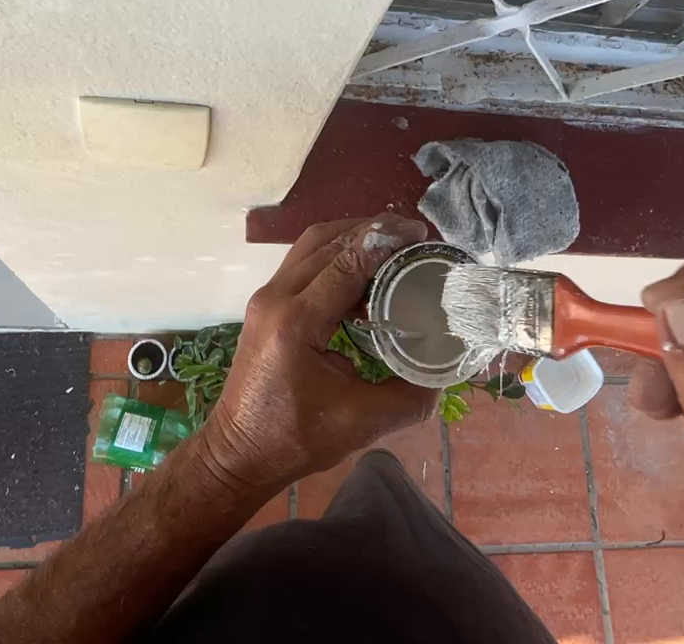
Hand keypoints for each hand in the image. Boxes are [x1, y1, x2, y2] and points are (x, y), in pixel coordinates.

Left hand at [193, 214, 436, 497]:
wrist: (238, 452)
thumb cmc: (295, 439)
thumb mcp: (362, 422)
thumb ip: (410, 394)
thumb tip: (445, 370)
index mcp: (297, 322)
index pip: (346, 264)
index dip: (384, 242)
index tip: (419, 234)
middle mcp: (276, 297)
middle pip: (327, 242)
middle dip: (372, 231)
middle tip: (413, 234)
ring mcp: (267, 297)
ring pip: (312, 245)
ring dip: (351, 237)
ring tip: (392, 244)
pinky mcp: (267, 303)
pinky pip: (304, 262)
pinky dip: (335, 256)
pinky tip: (365, 273)